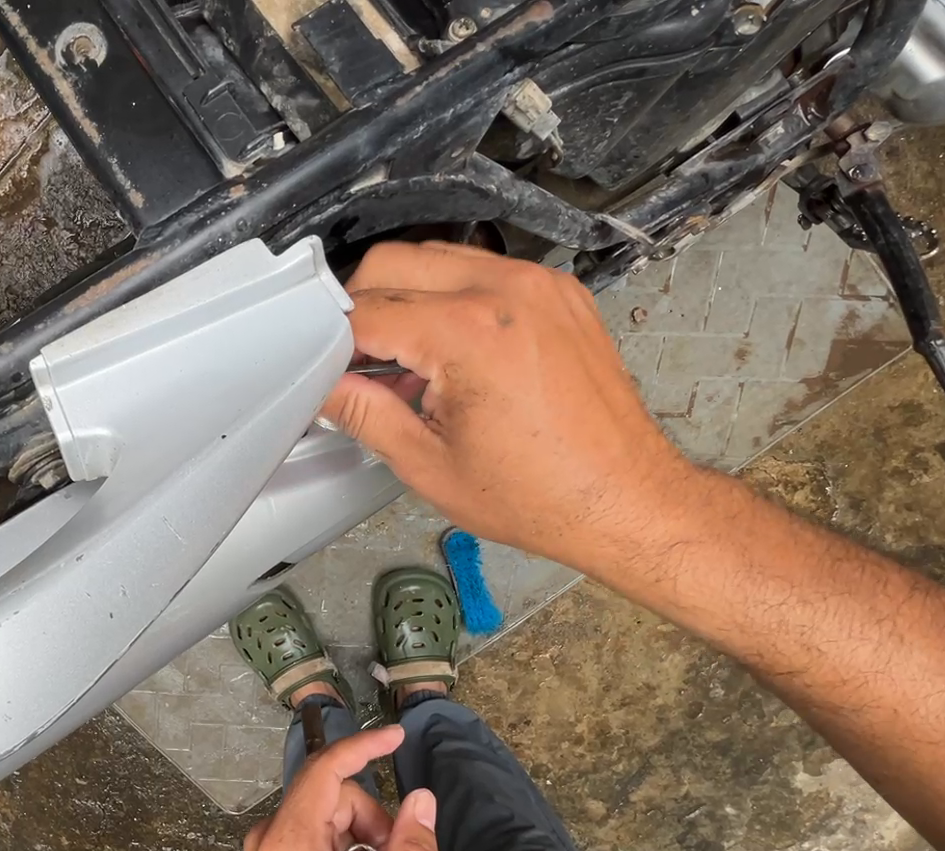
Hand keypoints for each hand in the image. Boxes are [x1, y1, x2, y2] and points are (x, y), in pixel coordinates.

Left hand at [239, 727, 440, 850]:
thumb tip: (422, 799)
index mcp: (287, 849)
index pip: (324, 771)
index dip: (364, 746)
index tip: (398, 734)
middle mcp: (267, 842)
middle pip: (335, 797)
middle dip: (376, 826)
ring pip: (332, 817)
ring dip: (367, 847)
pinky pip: (321, 837)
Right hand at [322, 241, 697, 574]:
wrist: (622, 498)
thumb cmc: (538, 492)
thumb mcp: (425, 463)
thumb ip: (363, 413)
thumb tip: (324, 388)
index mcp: (469, 333)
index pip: (365, 310)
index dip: (331, 342)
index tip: (323, 369)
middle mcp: (507, 292)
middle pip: (393, 262)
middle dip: (360, 308)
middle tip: (354, 361)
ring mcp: (539, 286)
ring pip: (435, 258)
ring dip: (403, 299)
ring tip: (403, 362)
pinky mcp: (558, 294)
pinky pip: (481, 271)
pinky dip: (447, 299)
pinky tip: (445, 352)